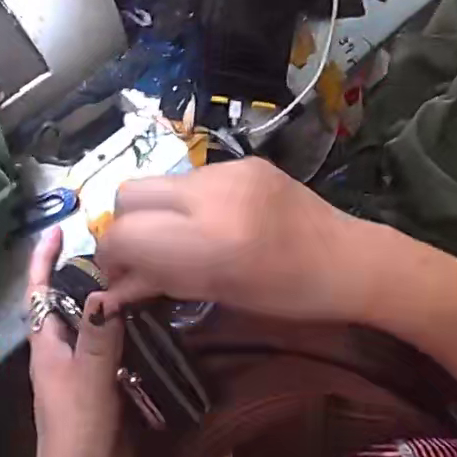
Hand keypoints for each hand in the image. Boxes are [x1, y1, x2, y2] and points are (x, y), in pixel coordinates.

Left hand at [26, 228, 124, 456]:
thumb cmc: (78, 441)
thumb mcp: (87, 386)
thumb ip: (98, 340)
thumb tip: (106, 288)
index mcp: (48, 349)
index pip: (39, 294)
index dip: (43, 260)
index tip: (58, 226)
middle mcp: (66, 355)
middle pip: (73, 304)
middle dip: (89, 273)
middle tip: (123, 243)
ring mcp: (90, 374)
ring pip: (101, 326)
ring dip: (117, 300)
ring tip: (145, 269)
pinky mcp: (114, 390)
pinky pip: (124, 349)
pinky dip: (138, 331)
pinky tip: (160, 319)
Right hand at [96, 158, 368, 320]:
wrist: (347, 259)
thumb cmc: (285, 295)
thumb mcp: (216, 294)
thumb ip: (156, 283)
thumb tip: (109, 289)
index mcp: (208, 240)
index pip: (123, 234)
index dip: (110, 257)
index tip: (119, 274)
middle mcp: (211, 194)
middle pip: (128, 194)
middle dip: (125, 225)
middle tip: (144, 252)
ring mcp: (228, 171)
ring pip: (158, 182)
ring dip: (157, 211)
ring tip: (183, 237)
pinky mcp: (242, 161)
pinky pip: (191, 178)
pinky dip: (187, 201)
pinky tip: (213, 220)